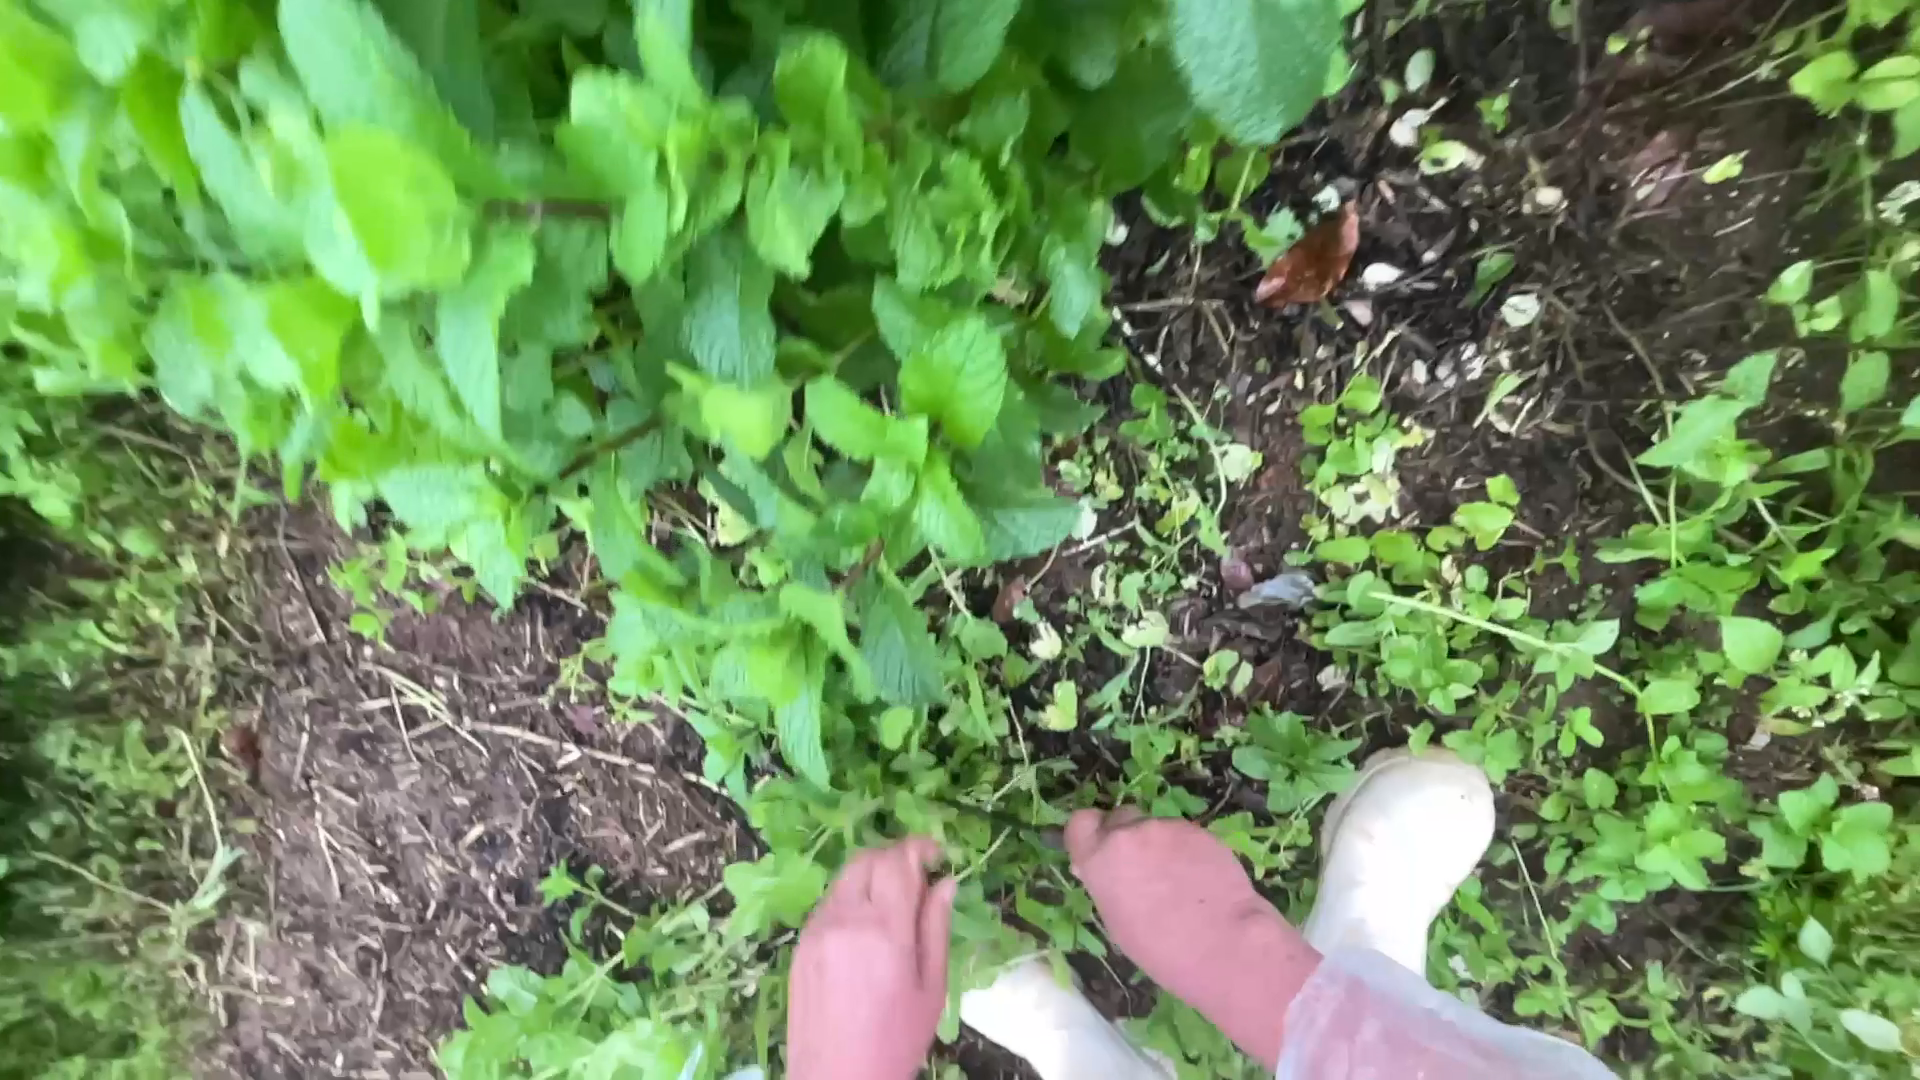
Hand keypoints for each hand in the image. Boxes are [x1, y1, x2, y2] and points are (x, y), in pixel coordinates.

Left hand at [787, 837, 957, 1079]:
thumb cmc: (895, 1040)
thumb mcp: (931, 988)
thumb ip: (936, 927)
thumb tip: (945, 881)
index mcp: (885, 931)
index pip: (898, 861)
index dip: (918, 847)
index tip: (936, 852)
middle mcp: (847, 919)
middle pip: (869, 859)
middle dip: (895, 857)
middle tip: (916, 875)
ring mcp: (818, 929)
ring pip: (847, 876)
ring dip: (872, 874)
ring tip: (892, 901)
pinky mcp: (802, 942)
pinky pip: (830, 901)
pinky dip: (852, 896)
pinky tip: (865, 925)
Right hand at [1065, 808, 1320, 1068]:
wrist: (1226, 944)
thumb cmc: (1162, 950)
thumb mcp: (1117, 920)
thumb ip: (1104, 882)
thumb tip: (1100, 867)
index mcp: (1099, 858)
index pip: (1080, 822)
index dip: (1090, 834)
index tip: (1100, 851)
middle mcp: (1128, 833)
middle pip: (1119, 818)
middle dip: (1126, 836)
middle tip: (1143, 867)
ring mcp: (1164, 827)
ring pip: (1153, 827)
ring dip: (1159, 844)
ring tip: (1179, 880)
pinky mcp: (1196, 829)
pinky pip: (1182, 834)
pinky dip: (1186, 850)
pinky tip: (1200, 879)